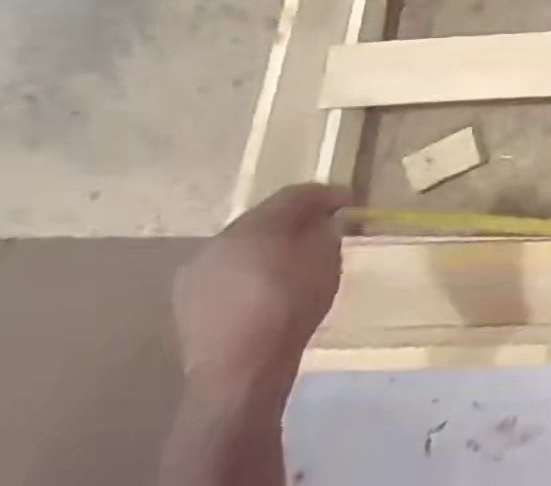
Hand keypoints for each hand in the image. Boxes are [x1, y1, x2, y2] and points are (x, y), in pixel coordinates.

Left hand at [173, 184, 350, 389]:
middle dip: (297, 217)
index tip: (351, 201)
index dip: (327, 193)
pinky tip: (270, 281)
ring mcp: (195, 272)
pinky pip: (228, 266)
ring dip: (273, 241)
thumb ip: (323, 230)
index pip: (294, 194)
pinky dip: (253, 264)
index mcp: (253, 228)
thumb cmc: (293, 305)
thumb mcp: (325, 259)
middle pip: (265, 216)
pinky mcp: (187, 298)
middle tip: (327, 224)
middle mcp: (217, 242)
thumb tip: (321, 218)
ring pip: (244, 242)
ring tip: (298, 254)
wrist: (241, 368)